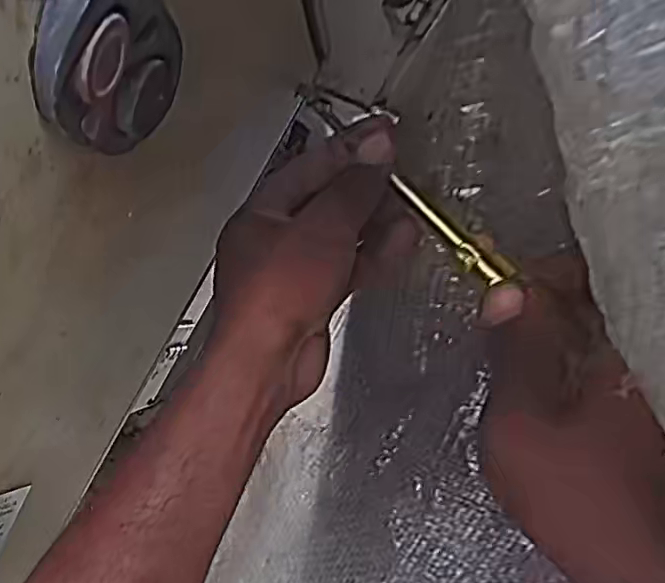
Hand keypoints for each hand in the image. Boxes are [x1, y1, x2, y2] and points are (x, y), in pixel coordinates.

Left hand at [208, 117, 421, 411]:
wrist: (264, 364)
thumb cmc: (268, 304)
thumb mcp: (320, 228)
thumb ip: (352, 188)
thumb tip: (374, 154)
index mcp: (258, 217)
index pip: (308, 167)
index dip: (349, 148)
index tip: (384, 136)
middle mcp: (269, 246)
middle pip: (324, 203)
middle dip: (365, 190)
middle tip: (400, 178)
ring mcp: (288, 278)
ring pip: (337, 240)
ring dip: (373, 226)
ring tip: (407, 212)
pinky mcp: (307, 306)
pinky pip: (344, 271)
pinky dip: (370, 258)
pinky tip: (394, 247)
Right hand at [478, 257, 664, 582]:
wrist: (629, 557)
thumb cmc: (569, 490)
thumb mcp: (519, 419)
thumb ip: (515, 352)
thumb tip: (505, 292)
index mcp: (630, 343)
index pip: (591, 272)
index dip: (539, 278)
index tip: (500, 301)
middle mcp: (661, 351)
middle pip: (604, 298)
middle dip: (549, 308)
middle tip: (503, 337)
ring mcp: (664, 382)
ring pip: (609, 332)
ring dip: (564, 337)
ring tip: (522, 363)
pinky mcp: (658, 410)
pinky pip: (616, 363)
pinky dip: (582, 364)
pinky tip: (552, 391)